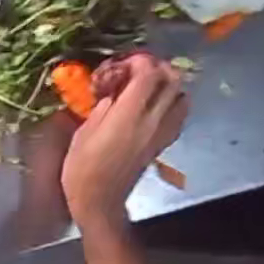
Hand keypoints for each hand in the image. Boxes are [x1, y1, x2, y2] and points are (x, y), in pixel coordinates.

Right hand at [61, 54, 186, 231]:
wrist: (99, 201)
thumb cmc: (81, 170)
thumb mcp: (82, 135)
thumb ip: (101, 111)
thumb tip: (112, 97)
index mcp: (127, 116)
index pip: (147, 75)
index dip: (138, 62)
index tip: (123, 64)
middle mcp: (151, 120)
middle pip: (172, 80)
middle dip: (158, 68)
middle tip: (139, 70)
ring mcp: (161, 132)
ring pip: (181, 96)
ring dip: (169, 85)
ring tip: (150, 87)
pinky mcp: (162, 143)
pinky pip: (178, 115)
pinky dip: (172, 104)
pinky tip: (156, 108)